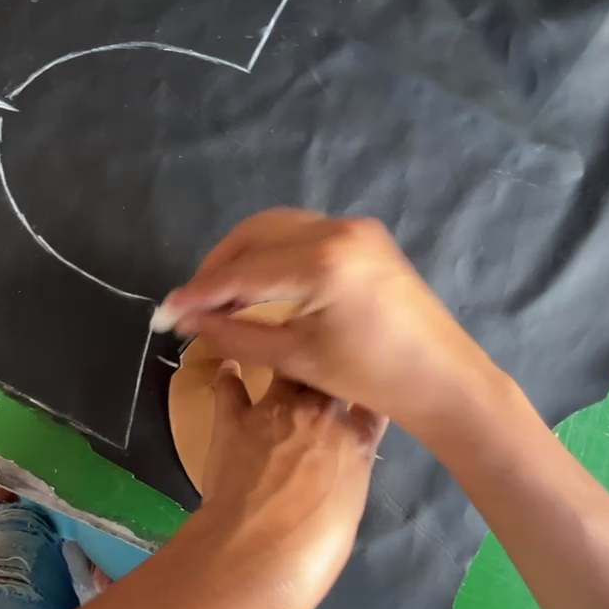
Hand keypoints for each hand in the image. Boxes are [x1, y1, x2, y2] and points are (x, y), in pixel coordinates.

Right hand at [153, 210, 504, 440]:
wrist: (444, 380)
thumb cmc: (371, 378)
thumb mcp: (294, 358)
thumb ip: (233, 334)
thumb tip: (186, 321)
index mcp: (321, 263)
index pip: (241, 271)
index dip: (197, 292)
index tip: (164, 312)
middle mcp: (336, 230)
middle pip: (253, 235)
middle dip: (215, 268)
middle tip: (190, 305)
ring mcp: (354, 228)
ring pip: (275, 228)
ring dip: (241, 258)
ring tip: (218, 297)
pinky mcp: (363, 235)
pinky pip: (300, 233)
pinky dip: (270, 254)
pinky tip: (256, 284)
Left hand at [186, 361, 385, 608]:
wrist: (262, 549)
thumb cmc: (317, 545)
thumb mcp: (350, 509)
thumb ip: (348, 476)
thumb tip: (339, 470)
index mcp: (358, 442)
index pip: (370, 405)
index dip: (366, 392)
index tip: (364, 385)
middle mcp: (320, 416)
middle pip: (328, 377)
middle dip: (328, 368)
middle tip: (323, 364)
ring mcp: (275, 412)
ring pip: (285, 369)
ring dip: (286, 361)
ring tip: (283, 349)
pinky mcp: (233, 420)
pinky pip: (231, 386)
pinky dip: (229, 375)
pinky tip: (229, 365)